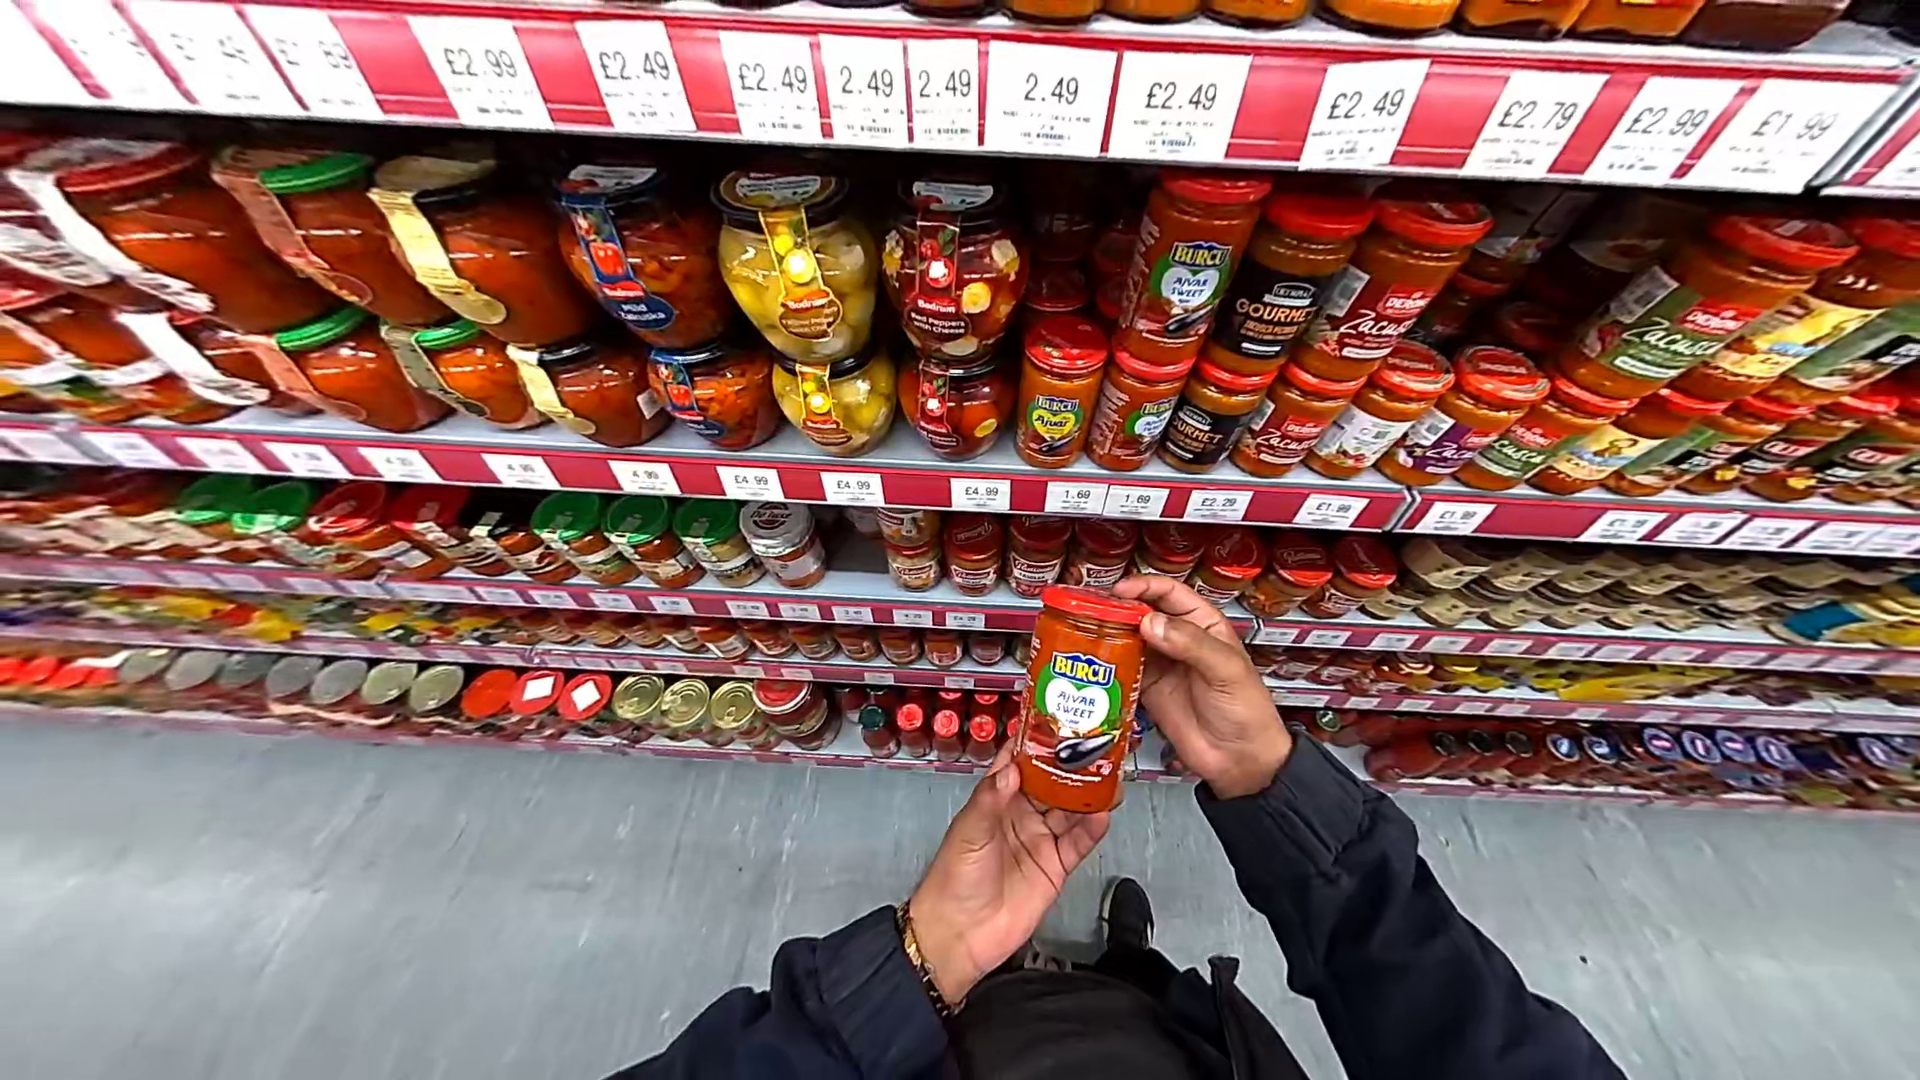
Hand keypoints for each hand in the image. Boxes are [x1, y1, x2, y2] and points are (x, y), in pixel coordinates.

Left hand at [907, 745, 1109, 1003]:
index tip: (1053, 723)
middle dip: (1069, 766)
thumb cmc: (954, 876)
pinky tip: (1102, 813)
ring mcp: (1039, 839)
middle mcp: (1020, 815)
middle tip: (1091, 745)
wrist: (960, 933)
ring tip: (1107, 774)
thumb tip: (1012, 768)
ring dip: (1087, 793)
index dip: (1034, 744)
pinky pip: (1077, 843)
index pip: (1018, 764)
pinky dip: (1091, 828)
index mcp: (996, 800)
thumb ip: (991, 798)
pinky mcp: (1054, 866)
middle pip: (1050, 783)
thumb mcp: (969, 830)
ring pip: (1069, 809)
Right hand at [1112, 575, 1291, 799]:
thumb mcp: (1226, 670)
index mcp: (1202, 623)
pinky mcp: (1145, 686)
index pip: (1168, 593)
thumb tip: (1150, 623)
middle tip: (1092, 609)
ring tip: (1085, 629)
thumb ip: (1190, 643)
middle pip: (1141, 611)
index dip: (1143, 587)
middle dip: (1117, 607)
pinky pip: (1121, 666)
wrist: (1240, 761)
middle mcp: (1177, 637)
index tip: (1120, 591)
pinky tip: (1094, 660)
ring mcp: (1159, 662)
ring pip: (1127, 636)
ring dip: (1108, 631)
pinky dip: (1107, 660)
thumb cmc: (1247, 710)